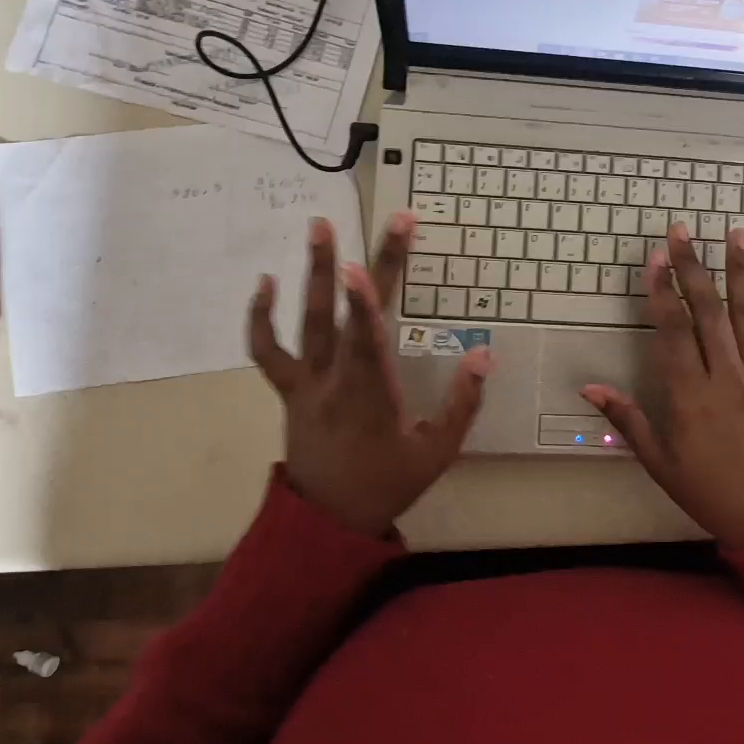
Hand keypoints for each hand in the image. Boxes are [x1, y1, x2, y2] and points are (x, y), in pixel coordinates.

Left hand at [248, 214, 492, 537]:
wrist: (327, 521)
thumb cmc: (387, 484)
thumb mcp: (437, 454)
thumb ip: (462, 404)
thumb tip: (483, 354)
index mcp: (369, 399)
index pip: (366, 343)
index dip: (364, 303)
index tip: (365, 263)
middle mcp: (332, 384)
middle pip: (344, 318)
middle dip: (365, 266)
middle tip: (387, 221)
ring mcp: (306, 384)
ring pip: (305, 324)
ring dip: (314, 272)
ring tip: (320, 225)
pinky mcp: (289, 389)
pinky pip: (267, 352)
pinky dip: (260, 317)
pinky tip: (266, 281)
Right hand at [581, 223, 743, 547]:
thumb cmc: (709, 490)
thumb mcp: (659, 462)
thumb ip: (627, 419)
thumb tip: (589, 386)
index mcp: (689, 394)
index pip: (672, 330)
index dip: (662, 290)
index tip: (655, 257)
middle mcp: (725, 376)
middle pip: (708, 311)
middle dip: (693, 267)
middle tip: (683, 231)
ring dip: (741, 272)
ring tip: (736, 234)